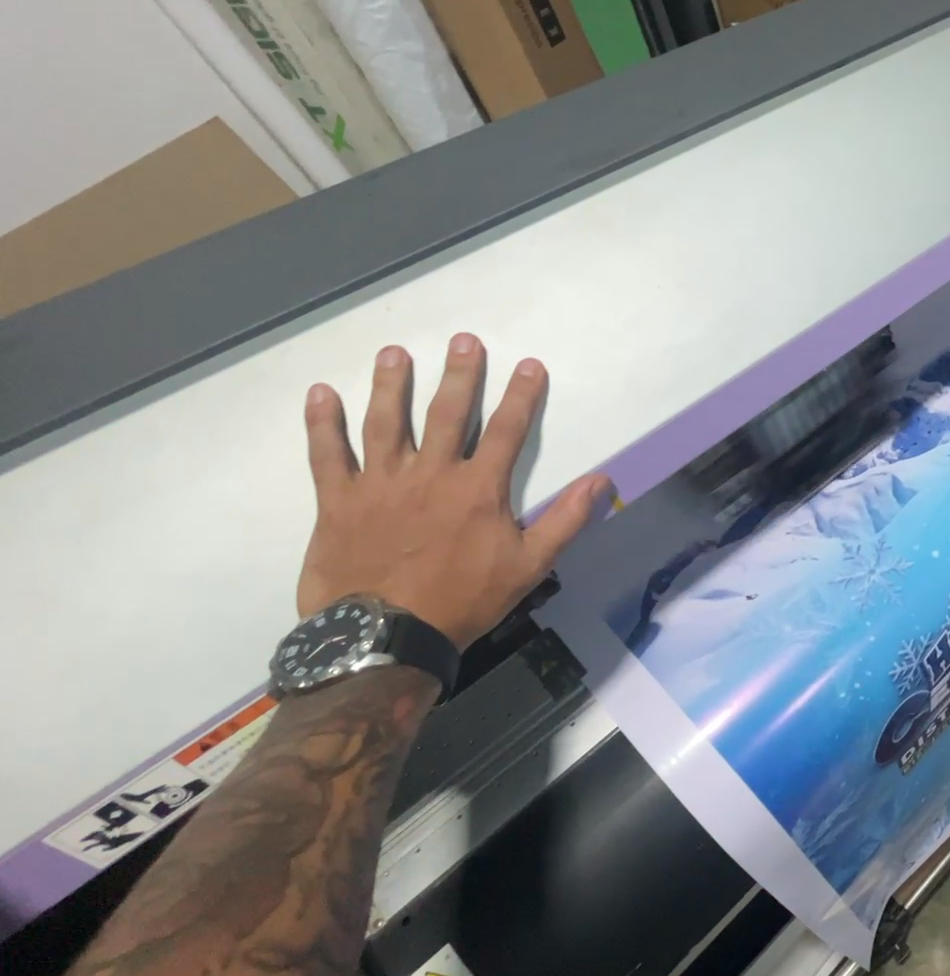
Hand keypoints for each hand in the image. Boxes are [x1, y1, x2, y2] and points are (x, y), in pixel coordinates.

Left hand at [298, 334, 611, 648]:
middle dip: (460, 375)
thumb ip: (566, 520)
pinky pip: (328, 454)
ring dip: (393, 384)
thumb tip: (603, 481)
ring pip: (387, 422)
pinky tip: (322, 393)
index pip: (508, 431)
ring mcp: (381, 483)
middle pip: (448, 413)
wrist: (385, 635)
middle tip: (464, 339)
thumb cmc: (464, 599)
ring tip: (396, 353)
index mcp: (479, 488)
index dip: (522, 396)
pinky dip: (322, 423)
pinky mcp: (339, 500)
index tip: (529, 364)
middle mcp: (431, 473)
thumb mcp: (530, 565)